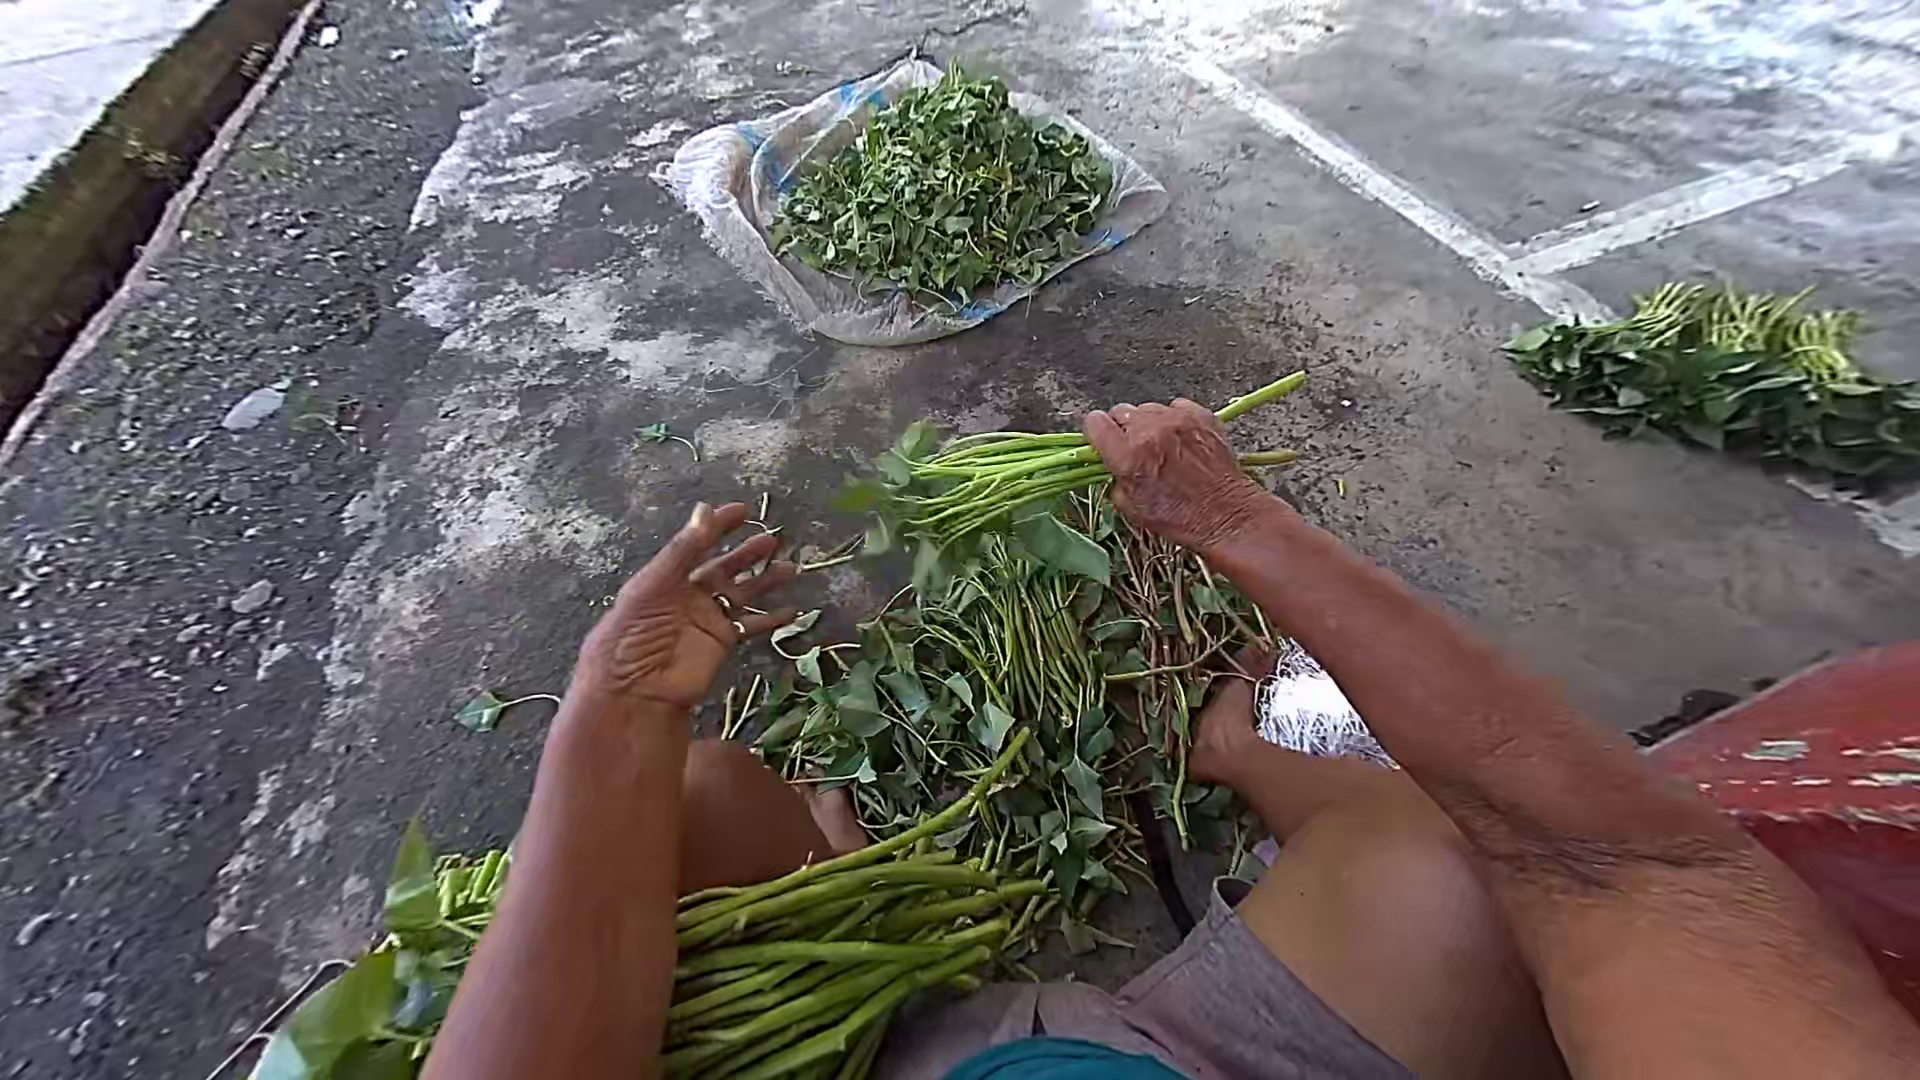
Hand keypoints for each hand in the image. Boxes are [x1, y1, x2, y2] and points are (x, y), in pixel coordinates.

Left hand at [574, 503, 797, 709]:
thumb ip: (683, 551)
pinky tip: (792, 611)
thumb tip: (705, 510)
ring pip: (744, 593)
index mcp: (668, 577)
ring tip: (791, 568)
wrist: (633, 693)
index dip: (720, 527)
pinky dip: (772, 618)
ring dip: (766, 580)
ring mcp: (708, 618)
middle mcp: (690, 594)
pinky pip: (751, 625)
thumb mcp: (653, 587)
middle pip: (726, 567)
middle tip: (773, 539)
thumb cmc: (632, 636)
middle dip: (749, 553)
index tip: (744, 511)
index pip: (698, 544)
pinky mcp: (722, 641)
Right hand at [1083, 399, 1276, 551]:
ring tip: (1158, 445)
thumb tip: (1110, 463)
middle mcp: (1150, 430)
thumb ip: (1113, 477)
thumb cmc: (1175, 517)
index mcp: (1128, 455)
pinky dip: (1172, 419)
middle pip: (1121, 412)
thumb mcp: (1128, 506)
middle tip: (1132, 449)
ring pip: (1148, 408)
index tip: (1101, 442)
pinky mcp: (1201, 416)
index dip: (1095, 432)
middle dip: (1121, 429)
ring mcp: (1178, 420)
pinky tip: (1178, 439)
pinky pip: (1175, 406)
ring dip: (1147, 424)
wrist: (1224, 515)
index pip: (1095, 422)